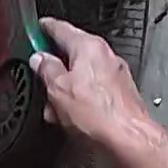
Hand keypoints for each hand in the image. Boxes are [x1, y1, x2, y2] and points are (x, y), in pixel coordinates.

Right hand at [31, 18, 159, 161]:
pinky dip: (82, 101)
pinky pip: (94, 92)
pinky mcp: (120, 95)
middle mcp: (105, 56)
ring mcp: (115, 75)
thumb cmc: (100, 115)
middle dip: (55, 68)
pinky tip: (75, 118)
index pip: (61, 28)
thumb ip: (46, 70)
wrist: (129, 139)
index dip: (45, 28)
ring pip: (83, 76)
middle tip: (41, 79)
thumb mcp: (58, 90)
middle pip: (73, 54)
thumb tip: (39, 60)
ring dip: (67, 89)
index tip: (38, 28)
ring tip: (57, 109)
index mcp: (89, 47)